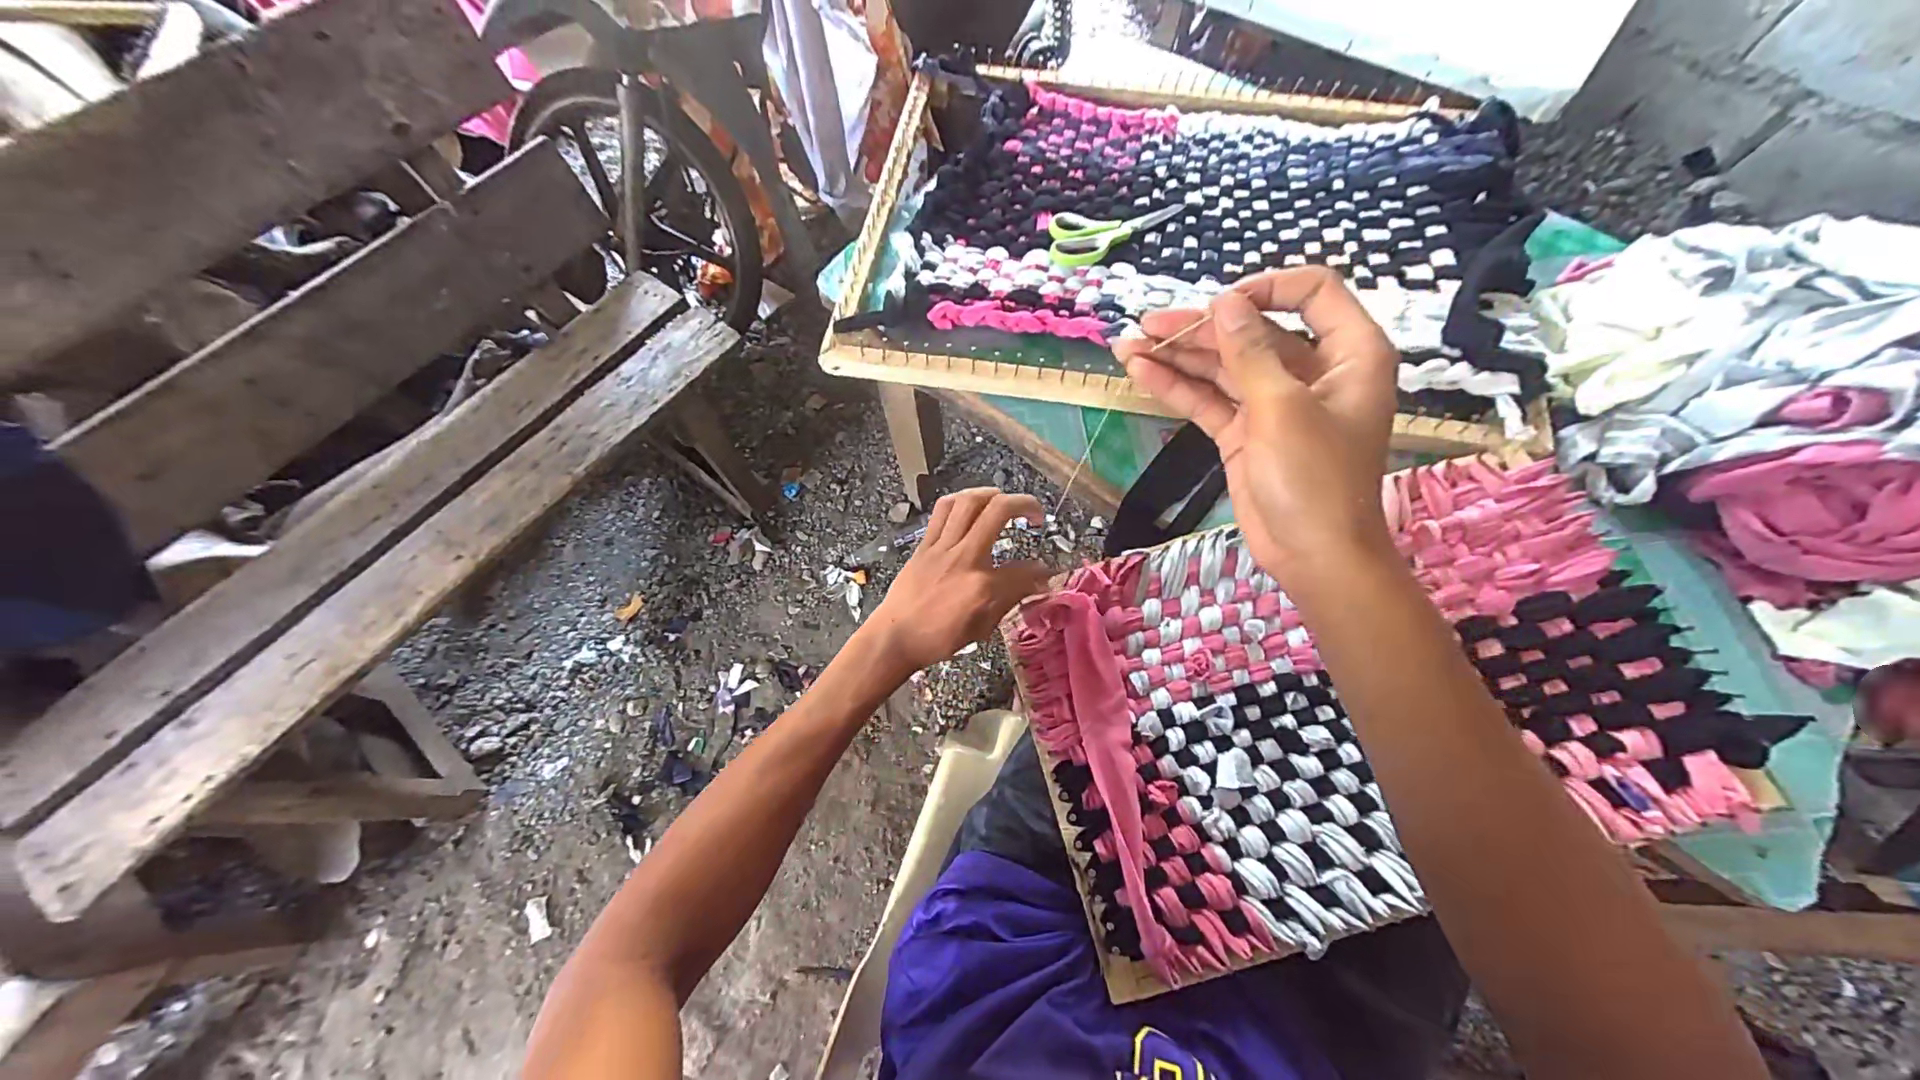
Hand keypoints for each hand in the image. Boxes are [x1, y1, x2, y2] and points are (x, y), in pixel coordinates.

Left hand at [860, 488, 1051, 674]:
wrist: (895, 637)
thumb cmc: (939, 638)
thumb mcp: (983, 627)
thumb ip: (1010, 599)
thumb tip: (1036, 583)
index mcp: (983, 586)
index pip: (1024, 569)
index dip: (1042, 570)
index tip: (1046, 571)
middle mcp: (965, 558)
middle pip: (999, 511)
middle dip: (1026, 504)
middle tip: (1035, 513)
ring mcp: (942, 547)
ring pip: (968, 501)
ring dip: (992, 493)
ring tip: (1004, 499)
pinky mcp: (925, 544)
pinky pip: (943, 511)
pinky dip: (961, 500)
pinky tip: (970, 504)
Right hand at [1111, 267, 1399, 585]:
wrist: (1313, 555)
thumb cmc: (1315, 479)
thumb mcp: (1283, 407)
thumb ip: (1250, 352)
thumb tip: (1225, 303)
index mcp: (1348, 353)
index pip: (1311, 293)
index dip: (1264, 289)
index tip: (1218, 305)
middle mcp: (1310, 371)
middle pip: (1251, 332)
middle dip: (1199, 329)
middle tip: (1147, 325)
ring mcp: (1273, 403)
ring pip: (1222, 367)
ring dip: (1177, 356)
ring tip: (1127, 346)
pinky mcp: (1244, 432)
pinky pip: (1209, 400)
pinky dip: (1177, 388)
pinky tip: (1140, 372)